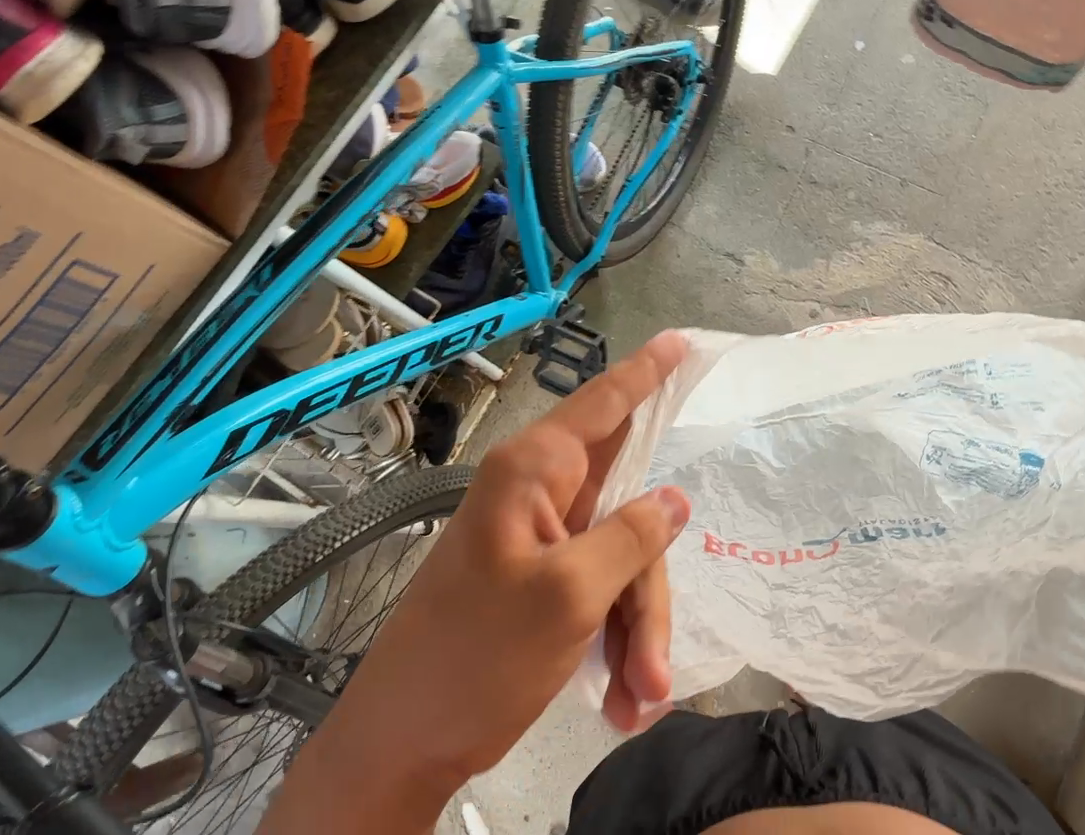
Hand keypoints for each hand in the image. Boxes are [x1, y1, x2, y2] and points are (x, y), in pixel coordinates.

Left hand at [264, 332, 691, 833]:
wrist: (403, 743)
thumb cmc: (477, 658)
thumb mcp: (568, 597)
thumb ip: (630, 537)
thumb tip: (673, 498)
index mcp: (533, 472)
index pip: (603, 405)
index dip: (647, 373)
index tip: (680, 340)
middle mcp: (538, 494)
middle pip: (628, 510)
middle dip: (646, 589)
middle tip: (656, 669)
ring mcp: (540, 539)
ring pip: (622, 560)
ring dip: (636, 630)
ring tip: (636, 698)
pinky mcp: (540, 579)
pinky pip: (600, 591)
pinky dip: (615, 640)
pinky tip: (620, 698)